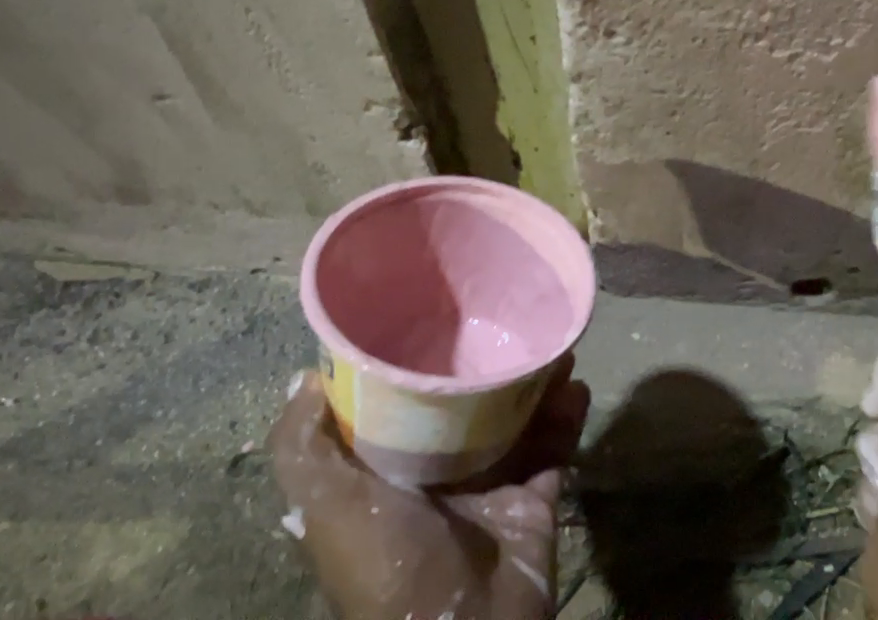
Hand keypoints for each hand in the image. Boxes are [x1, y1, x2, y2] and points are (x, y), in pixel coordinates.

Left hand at [268, 358, 590, 619]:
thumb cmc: (389, 562)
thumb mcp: (326, 504)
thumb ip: (302, 446)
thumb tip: (307, 377)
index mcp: (388, 472)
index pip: (402, 404)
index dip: (416, 362)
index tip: (435, 316)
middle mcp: (437, 475)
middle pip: (467, 405)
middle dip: (489, 367)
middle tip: (512, 328)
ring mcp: (490, 488)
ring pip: (516, 420)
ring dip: (536, 385)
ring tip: (555, 350)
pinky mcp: (532, 500)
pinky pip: (554, 448)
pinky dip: (566, 417)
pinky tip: (576, 388)